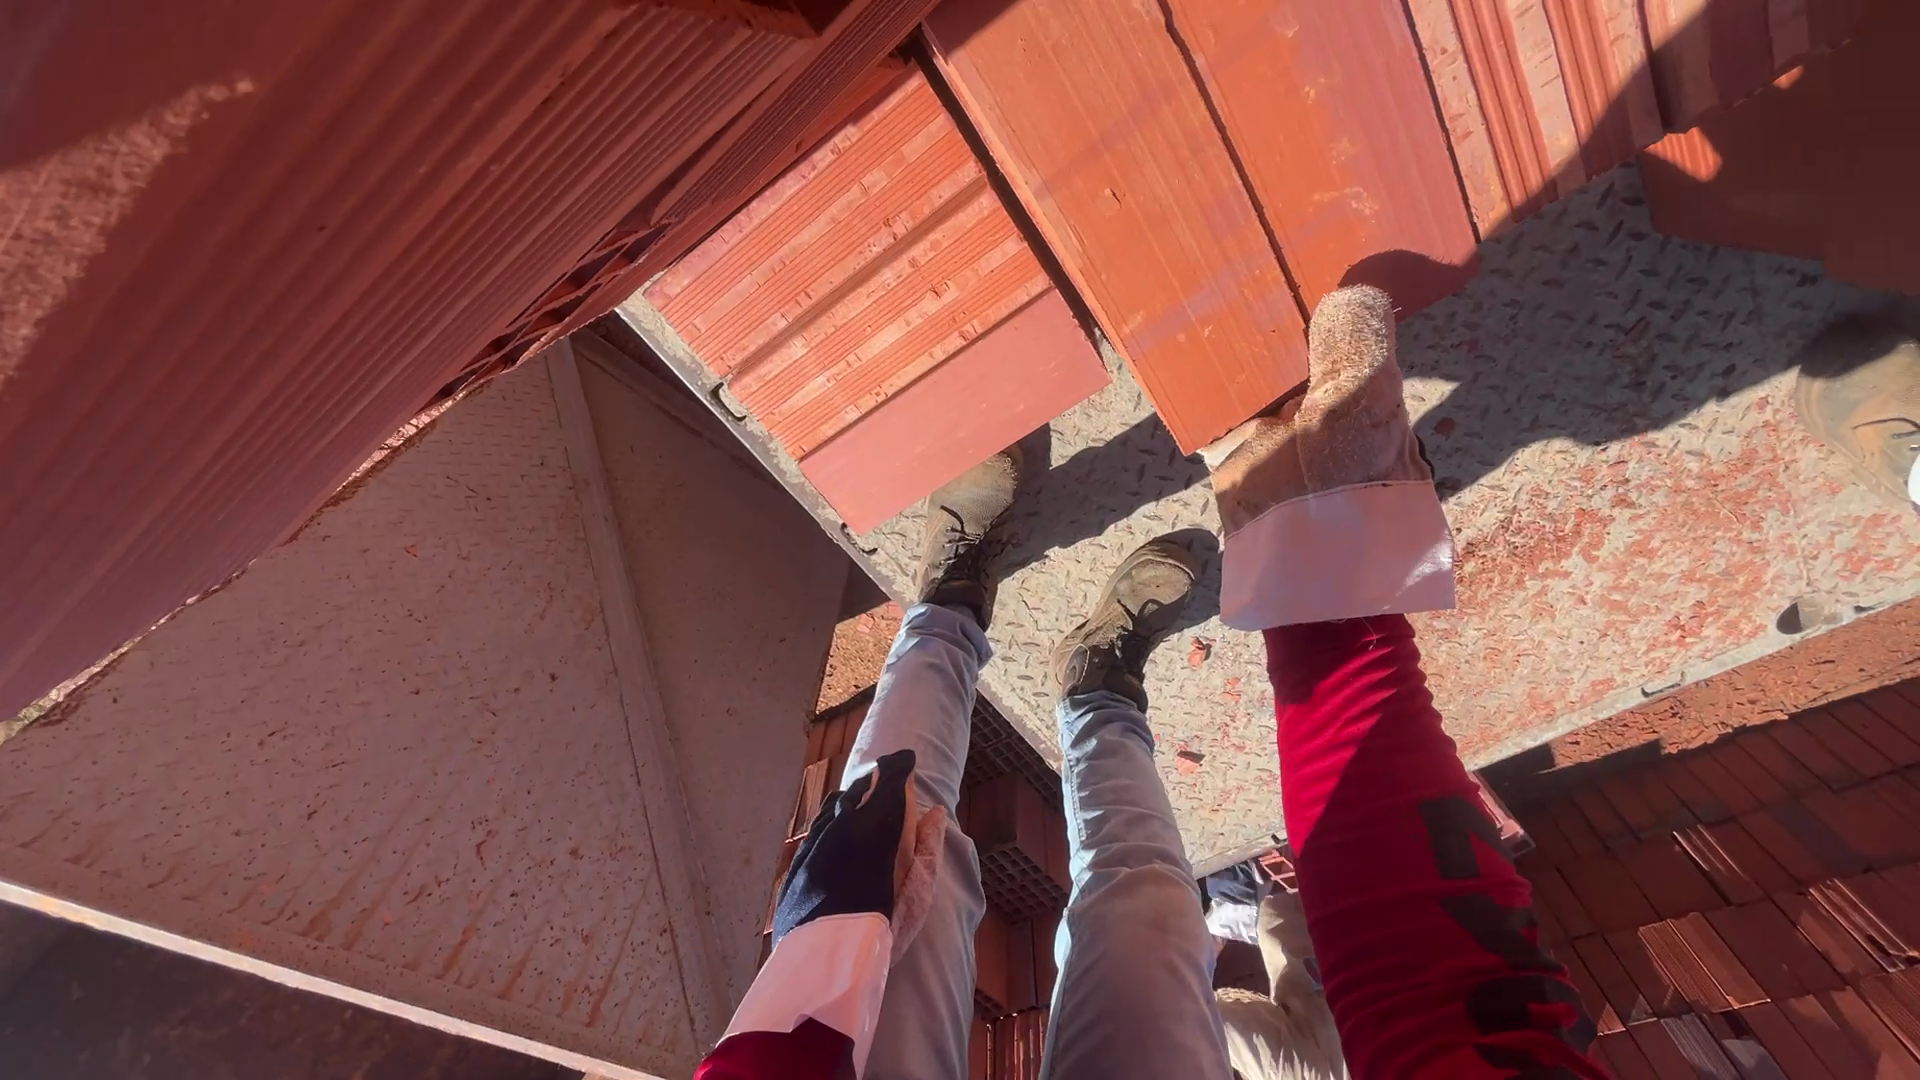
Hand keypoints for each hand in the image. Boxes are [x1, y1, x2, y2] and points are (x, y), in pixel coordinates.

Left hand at [772, 749, 925, 944]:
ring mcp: (815, 841)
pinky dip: (830, 822)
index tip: (907, 760)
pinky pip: (816, 829)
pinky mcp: (798, 862)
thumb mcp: (920, 887)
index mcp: (876, 824)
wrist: (828, 961)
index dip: (899, 766)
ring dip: (850, 800)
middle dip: (875, 780)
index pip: (889, 779)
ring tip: (862, 803)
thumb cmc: (886, 924)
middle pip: (859, 789)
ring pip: (833, 806)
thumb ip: (929, 844)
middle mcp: (842, 823)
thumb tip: (937, 811)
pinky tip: (836, 830)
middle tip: (887, 779)